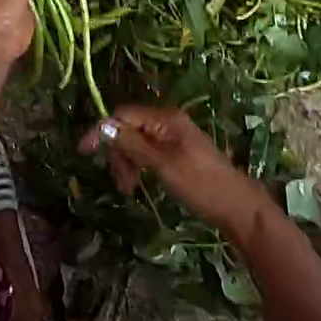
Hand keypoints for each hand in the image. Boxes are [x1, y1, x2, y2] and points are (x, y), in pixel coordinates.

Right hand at [78, 104, 275, 233]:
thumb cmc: (201, 185)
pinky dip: (139, 165)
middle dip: (118, 152)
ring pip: (137, 142)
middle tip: (121, 183)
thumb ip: (133, 144)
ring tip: (130, 188)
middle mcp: (168, 122)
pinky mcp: (177, 152)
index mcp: (166, 119)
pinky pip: (148, 152)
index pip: (124, 114)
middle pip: (129, 127)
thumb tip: (104, 126)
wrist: (236, 206)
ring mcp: (174, 136)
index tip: (84, 152)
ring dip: (127, 162)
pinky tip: (140, 182)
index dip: (102, 130)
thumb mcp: (163, 165)